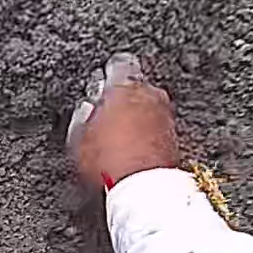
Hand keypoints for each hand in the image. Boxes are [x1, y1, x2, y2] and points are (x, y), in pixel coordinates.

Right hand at [69, 55, 179, 192]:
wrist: (142, 187)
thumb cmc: (109, 162)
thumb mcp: (80, 140)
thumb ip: (83, 117)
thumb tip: (86, 109)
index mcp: (122, 86)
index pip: (117, 64)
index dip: (107, 74)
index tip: (100, 85)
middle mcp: (148, 93)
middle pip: (135, 86)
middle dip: (122, 97)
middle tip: (106, 115)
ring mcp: (164, 112)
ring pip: (147, 104)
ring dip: (135, 114)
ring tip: (119, 135)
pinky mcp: (173, 133)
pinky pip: (155, 124)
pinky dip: (146, 130)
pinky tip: (133, 146)